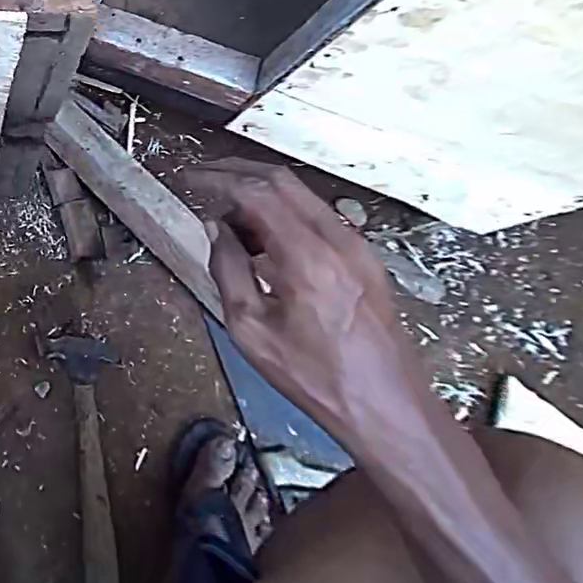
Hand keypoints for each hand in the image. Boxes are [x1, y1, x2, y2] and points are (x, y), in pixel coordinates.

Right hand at [183, 158, 427, 443]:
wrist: (392, 412)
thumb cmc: (317, 379)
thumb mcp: (251, 330)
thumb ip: (227, 270)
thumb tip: (216, 228)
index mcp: (309, 260)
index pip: (256, 193)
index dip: (217, 179)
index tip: (190, 178)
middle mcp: (338, 242)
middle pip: (281, 179)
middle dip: (236, 170)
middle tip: (203, 177)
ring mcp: (358, 246)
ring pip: (300, 193)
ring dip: (259, 190)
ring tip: (227, 217)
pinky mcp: (364, 257)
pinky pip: (315, 214)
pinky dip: (282, 209)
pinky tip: (261, 235)